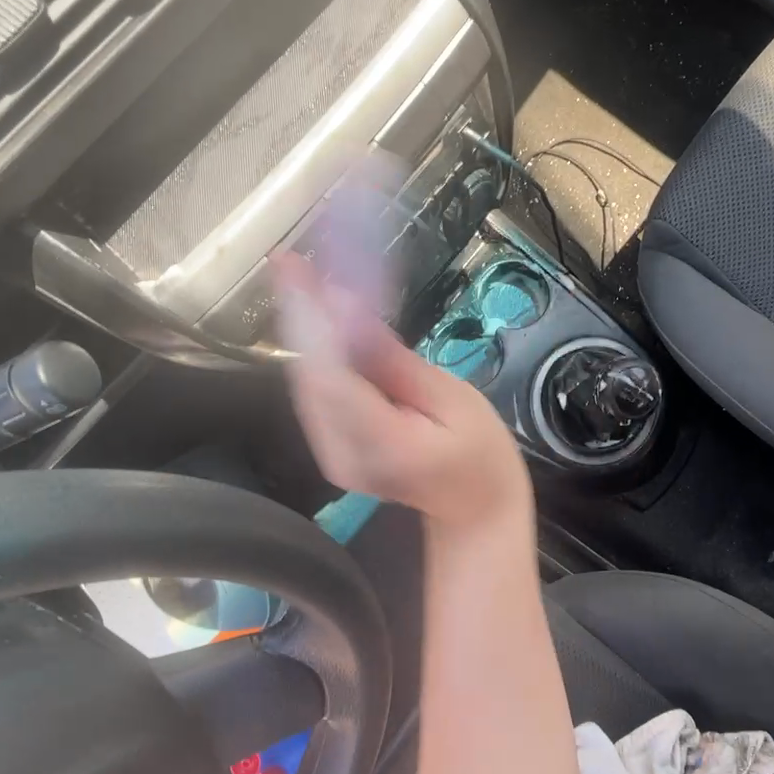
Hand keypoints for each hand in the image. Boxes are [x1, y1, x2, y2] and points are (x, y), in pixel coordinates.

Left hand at [274, 253, 531, 530]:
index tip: (295, 271)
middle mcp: (341, 453)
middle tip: (292, 264)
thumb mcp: (452, 398)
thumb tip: (349, 312)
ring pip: (304, 382)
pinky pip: (315, 393)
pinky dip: (315, 353)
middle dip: (299, 316)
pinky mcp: (330, 448)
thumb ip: (394, 361)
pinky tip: (318, 321)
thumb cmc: (480, 452)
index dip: (310, 320)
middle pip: (308, 376)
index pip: (331, 375)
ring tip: (302, 280)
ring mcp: (330, 455)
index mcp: (380, 444)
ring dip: (303, 330)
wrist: (476, 508)